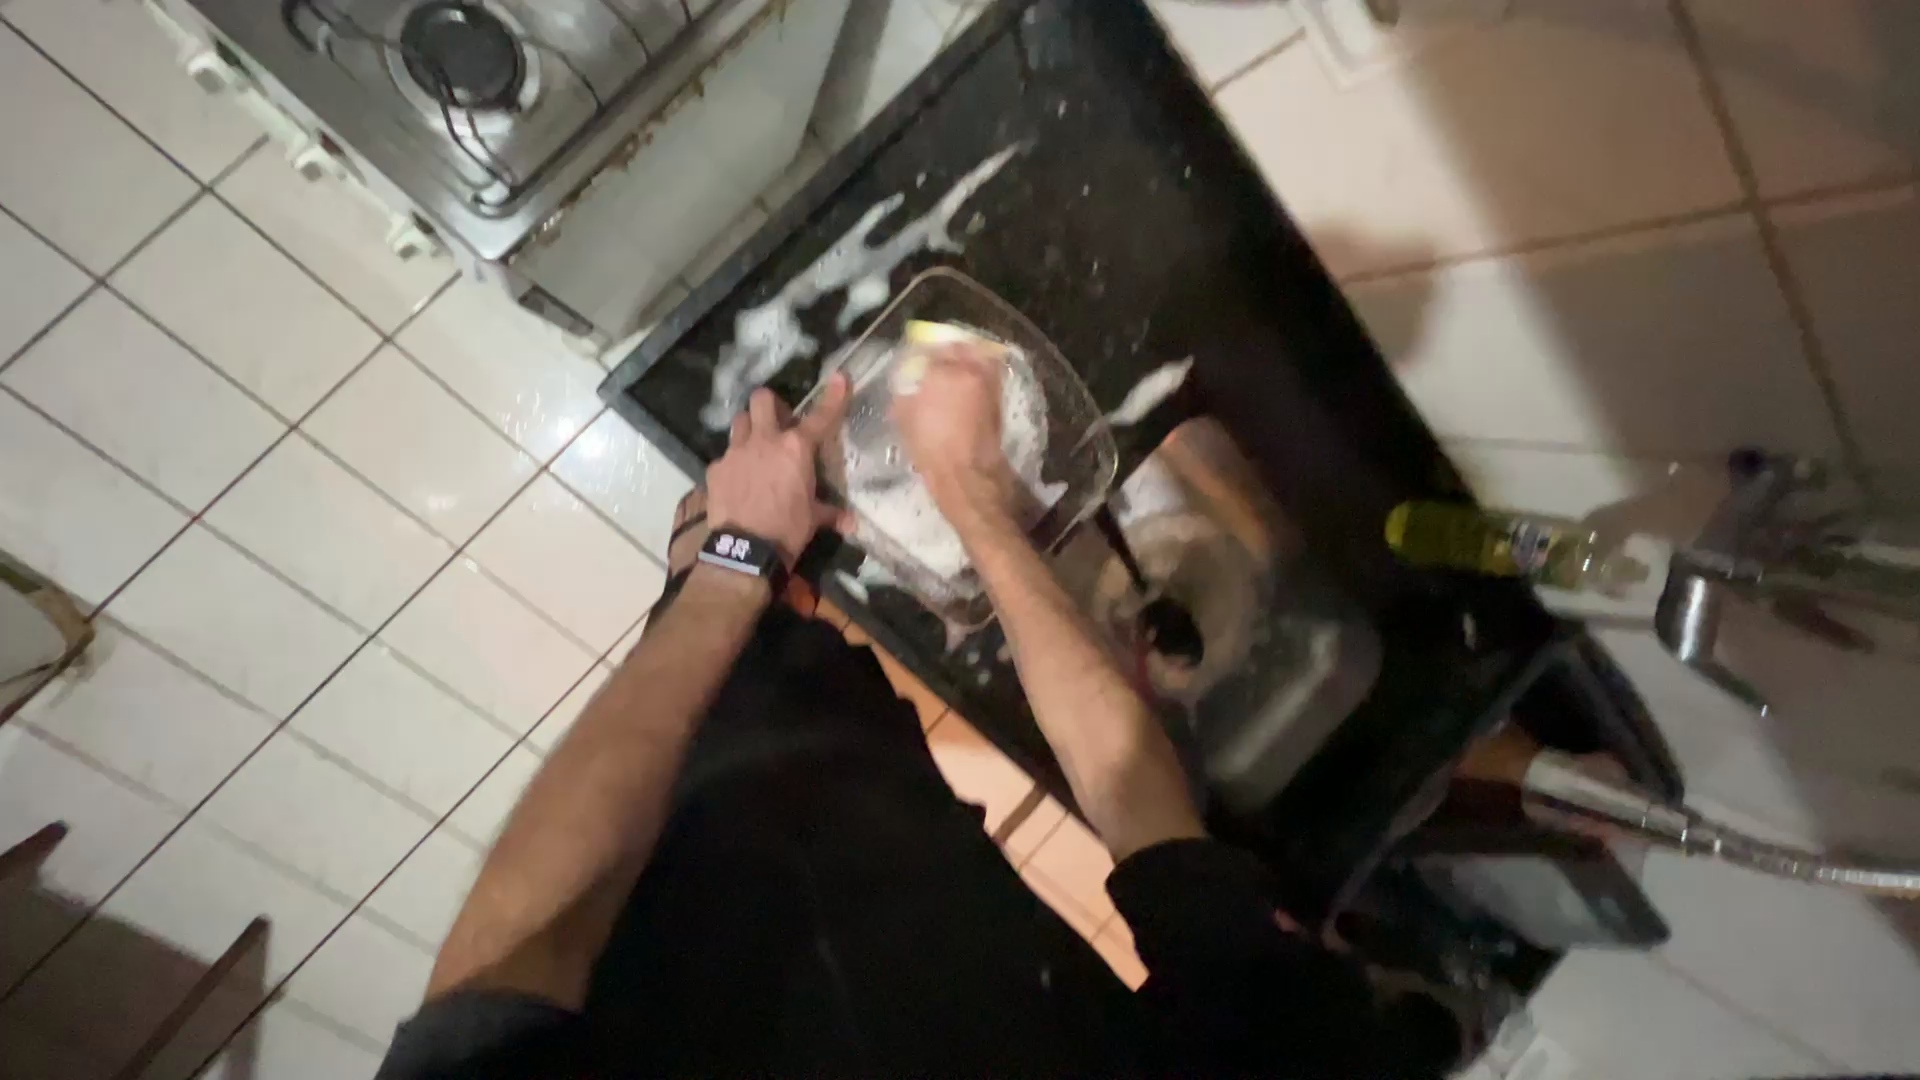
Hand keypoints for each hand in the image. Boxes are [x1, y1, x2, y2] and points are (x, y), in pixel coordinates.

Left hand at [707, 374, 851, 566]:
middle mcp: (765, 441)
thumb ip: (832, 513)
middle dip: (771, 405)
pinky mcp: (715, 469)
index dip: (834, 396)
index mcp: (797, 449)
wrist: (744, 550)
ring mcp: (735, 452)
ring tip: (756, 448)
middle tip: (779, 422)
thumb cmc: (788, 530)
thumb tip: (852, 523)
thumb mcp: (814, 519)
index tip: (841, 377)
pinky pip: (725, 457)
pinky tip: (738, 482)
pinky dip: (734, 465)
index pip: (820, 416)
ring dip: (749, 429)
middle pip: (762, 400)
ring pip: (739, 423)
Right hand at [892, 343, 1015, 517]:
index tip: (916, 361)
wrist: (966, 472)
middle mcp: (970, 370)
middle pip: (960, 347)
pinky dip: (979, 374)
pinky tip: (967, 386)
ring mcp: (988, 383)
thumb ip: (905, 394)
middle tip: (938, 359)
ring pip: (980, 357)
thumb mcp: (905, 419)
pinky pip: (989, 376)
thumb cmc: (930, 446)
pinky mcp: (999, 399)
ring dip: (969, 357)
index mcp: (943, 371)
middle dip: (948, 350)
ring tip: (956, 369)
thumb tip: (908, 386)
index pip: (931, 350)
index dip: (921, 354)